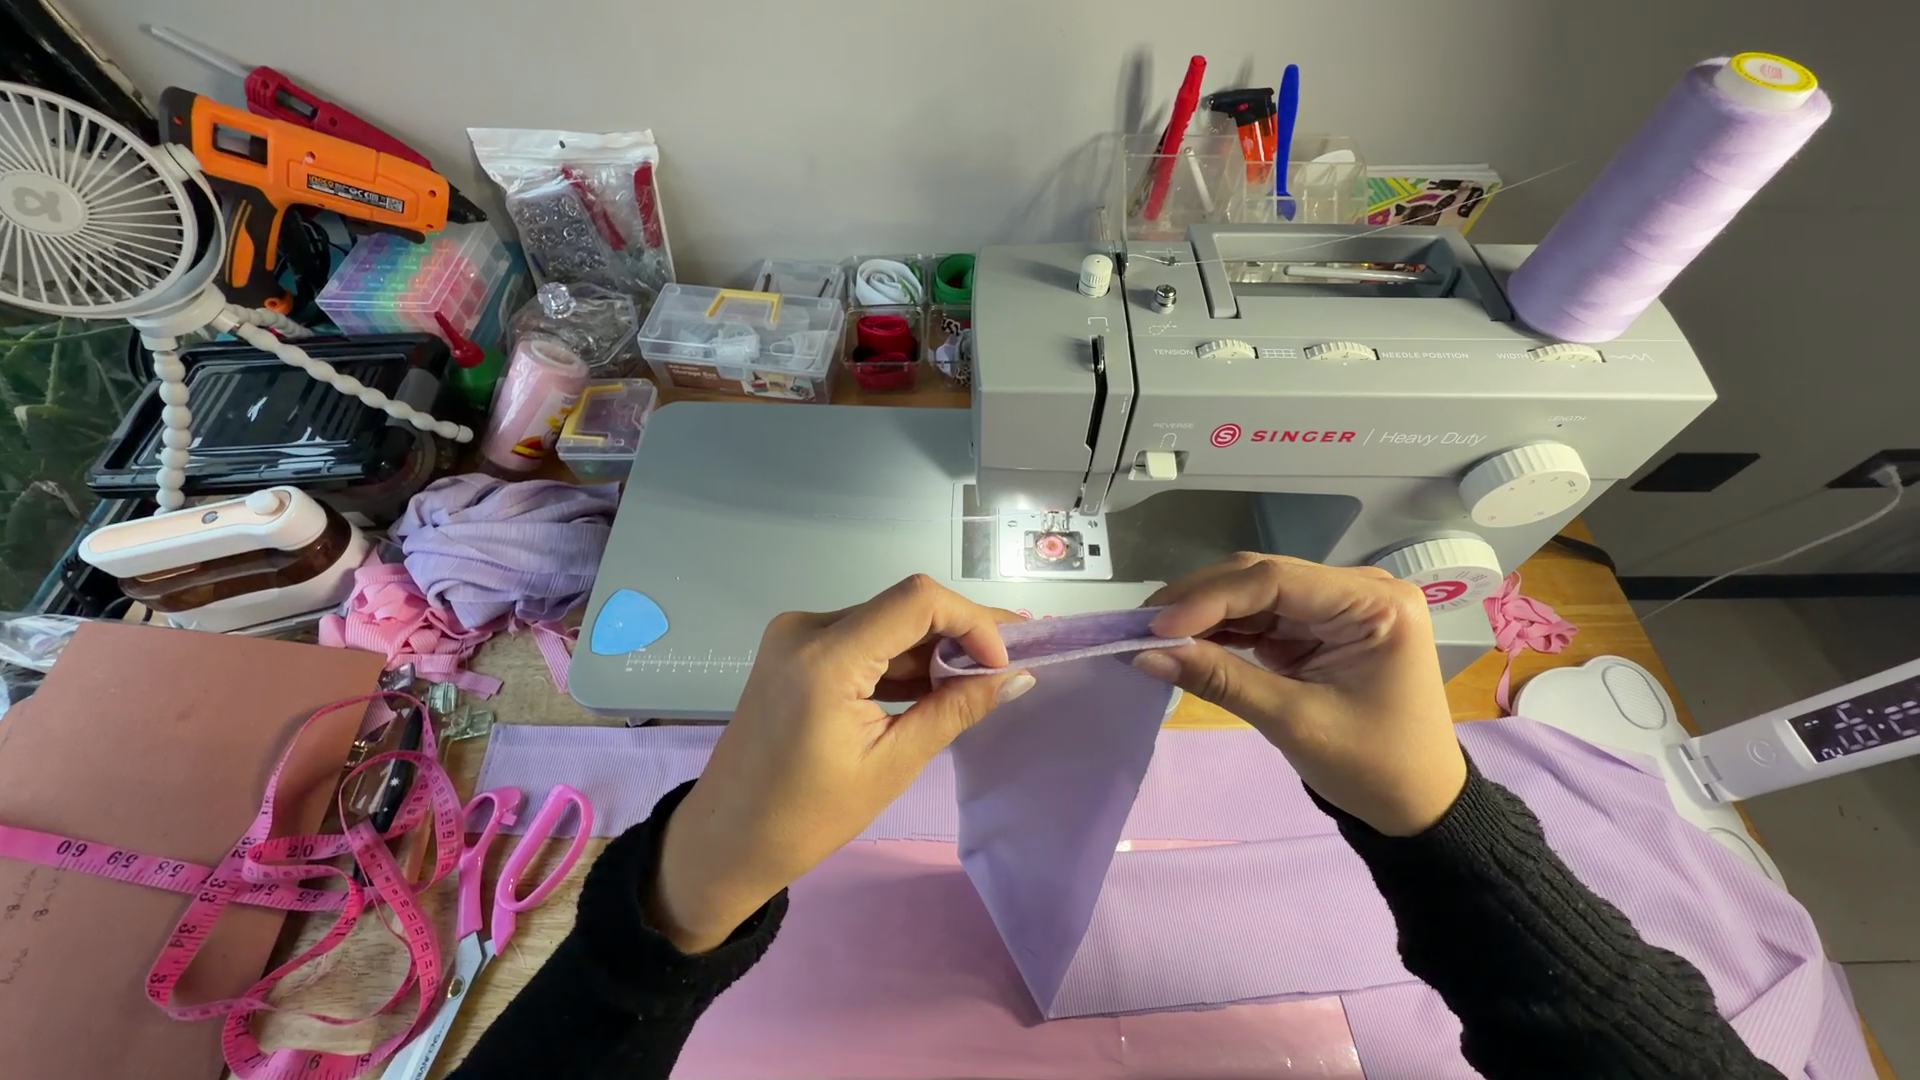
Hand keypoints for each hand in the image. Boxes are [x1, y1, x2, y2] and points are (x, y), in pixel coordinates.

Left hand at [651, 575, 1034, 951]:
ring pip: (886, 621)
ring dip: (934, 645)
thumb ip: (955, 710)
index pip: (918, 600)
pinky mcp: (796, 649)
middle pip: (904, 606)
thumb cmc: (806, 817)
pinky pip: (864, 639)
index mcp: (826, 656)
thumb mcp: (891, 765)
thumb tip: (1016, 677)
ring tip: (987, 669)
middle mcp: (808, 627)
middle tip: (1014, 656)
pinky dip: (902, 658)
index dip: (971, 621)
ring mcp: (798, 635)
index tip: (1002, 664)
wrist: (726, 839)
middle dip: (961, 631)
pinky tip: (939, 678)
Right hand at [1132, 554, 1465, 835]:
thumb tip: (1144, 654)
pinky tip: (1183, 641)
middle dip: (1199, 601)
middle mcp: (1357, 590)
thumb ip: (1219, 679)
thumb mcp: (1293, 722)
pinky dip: (1219, 630)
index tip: (1156, 627)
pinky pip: (1257, 617)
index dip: (1209, 599)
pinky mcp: (1316, 627)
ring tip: (1151, 634)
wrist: (1416, 807)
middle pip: (1260, 578)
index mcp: (1375, 604)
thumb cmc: (1372, 768)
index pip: (1275, 580)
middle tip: (1139, 625)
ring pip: (1251, 594)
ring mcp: (1335, 607)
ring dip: (1202, 614)